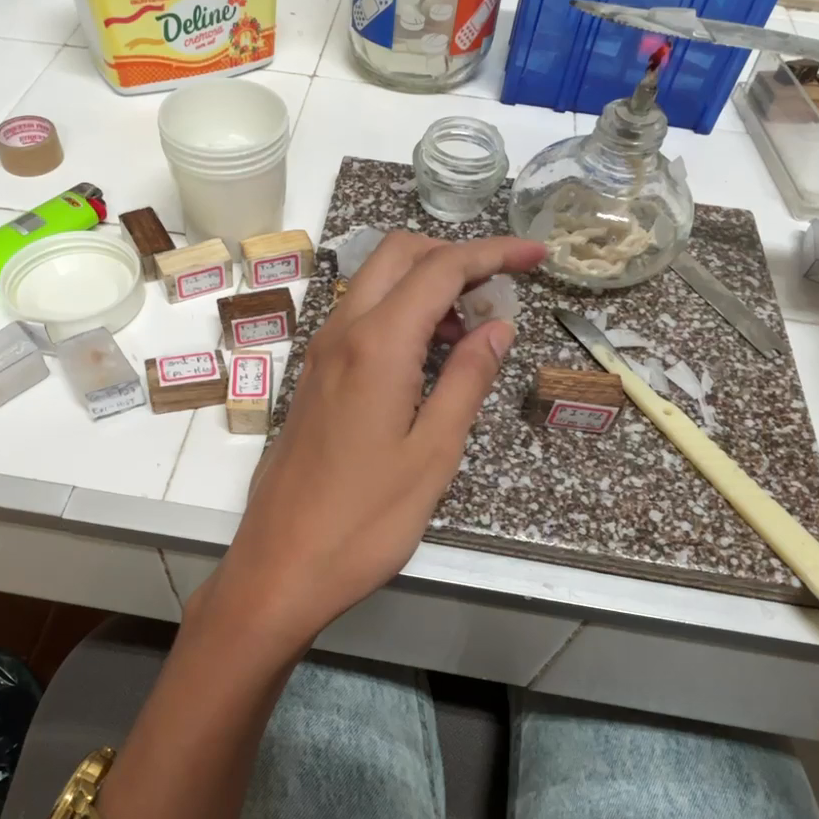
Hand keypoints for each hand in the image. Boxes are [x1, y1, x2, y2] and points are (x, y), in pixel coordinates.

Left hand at [208, 231, 546, 643]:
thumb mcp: (433, 454)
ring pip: (374, 284)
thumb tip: (497, 327)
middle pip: (398, 256)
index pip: (441, 268)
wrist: (280, 566)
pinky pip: (358, 319)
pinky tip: (427, 357)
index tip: (538, 253)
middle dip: (454, 256)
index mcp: (377, 345)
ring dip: (424, 285)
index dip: (494, 252)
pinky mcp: (312, 380)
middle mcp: (340, 333)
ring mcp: (319, 355)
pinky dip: (398, 314)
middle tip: (500, 291)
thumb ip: (467, 380)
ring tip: (470, 331)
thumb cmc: (365, 521)